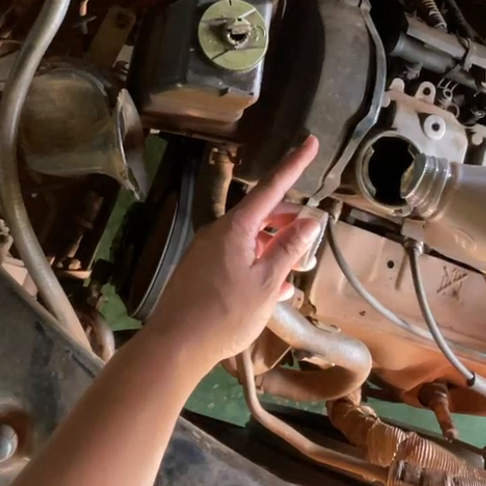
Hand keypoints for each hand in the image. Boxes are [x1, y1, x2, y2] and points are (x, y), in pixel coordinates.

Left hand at [138, 137, 323, 375]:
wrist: (175, 345)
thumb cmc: (225, 314)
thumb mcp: (266, 283)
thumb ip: (288, 250)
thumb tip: (308, 222)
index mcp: (236, 227)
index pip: (271, 187)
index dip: (294, 164)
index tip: (310, 141)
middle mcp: (219, 231)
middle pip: (261, 215)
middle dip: (288, 221)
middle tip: (310, 235)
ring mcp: (207, 251)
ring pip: (249, 239)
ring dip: (274, 249)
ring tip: (295, 269)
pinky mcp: (201, 271)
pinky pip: (236, 258)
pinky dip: (257, 265)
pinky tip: (273, 290)